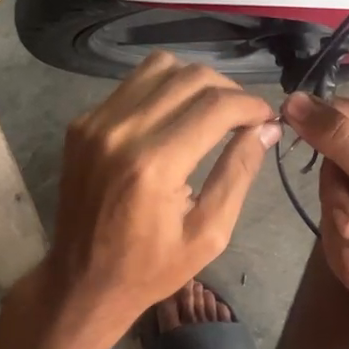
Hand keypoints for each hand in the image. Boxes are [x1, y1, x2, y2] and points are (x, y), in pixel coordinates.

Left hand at [44, 53, 278, 328]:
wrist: (80, 282)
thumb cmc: (150, 268)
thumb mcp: (209, 233)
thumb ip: (238, 172)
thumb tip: (267, 127)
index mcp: (155, 165)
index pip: (216, 105)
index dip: (250, 104)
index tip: (267, 116)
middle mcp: (122, 132)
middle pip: (191, 77)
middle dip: (228, 90)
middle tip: (243, 115)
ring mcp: (96, 122)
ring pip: (160, 67)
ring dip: (195, 81)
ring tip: (211, 109)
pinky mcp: (83, 122)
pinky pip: (132, 83)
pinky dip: (163, 88)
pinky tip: (175, 115)